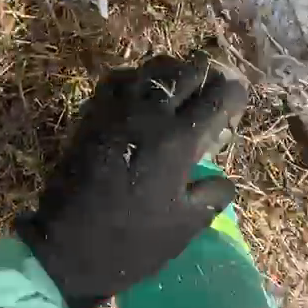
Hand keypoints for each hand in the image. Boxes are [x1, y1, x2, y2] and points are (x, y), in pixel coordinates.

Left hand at [15, 52, 248, 307]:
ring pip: (155, 67)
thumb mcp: (185, 226)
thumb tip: (225, 180)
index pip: (217, 98)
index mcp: (179, 140)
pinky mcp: (95, 108)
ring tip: (182, 86)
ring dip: (175, 71)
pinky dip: (140, 77)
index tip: (239, 97)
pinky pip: (122, 76)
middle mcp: (151, 112)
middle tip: (214, 88)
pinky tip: (144, 93)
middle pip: (187, 71)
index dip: (235, 93)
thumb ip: (212, 196)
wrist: (68, 240)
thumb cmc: (132, 239)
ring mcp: (119, 105)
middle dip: (207, 74)